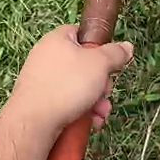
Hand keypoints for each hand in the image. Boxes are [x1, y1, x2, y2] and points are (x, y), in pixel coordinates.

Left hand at [2, 26, 134, 137]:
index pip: (81, 34)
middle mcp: (45, 56)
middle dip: (100, 83)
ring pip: (76, 87)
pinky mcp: (37, 102)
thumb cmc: (67, 86)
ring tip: (100, 115)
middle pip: (82, 65)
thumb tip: (127, 47)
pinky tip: (89, 124)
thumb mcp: (100, 64)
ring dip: (94, 102)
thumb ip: (116, 53)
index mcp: (57, 39)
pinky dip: (79, 113)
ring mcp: (40, 80)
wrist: (33, 123)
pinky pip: (64, 103)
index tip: (108, 63)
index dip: (98, 48)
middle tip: (105, 93)